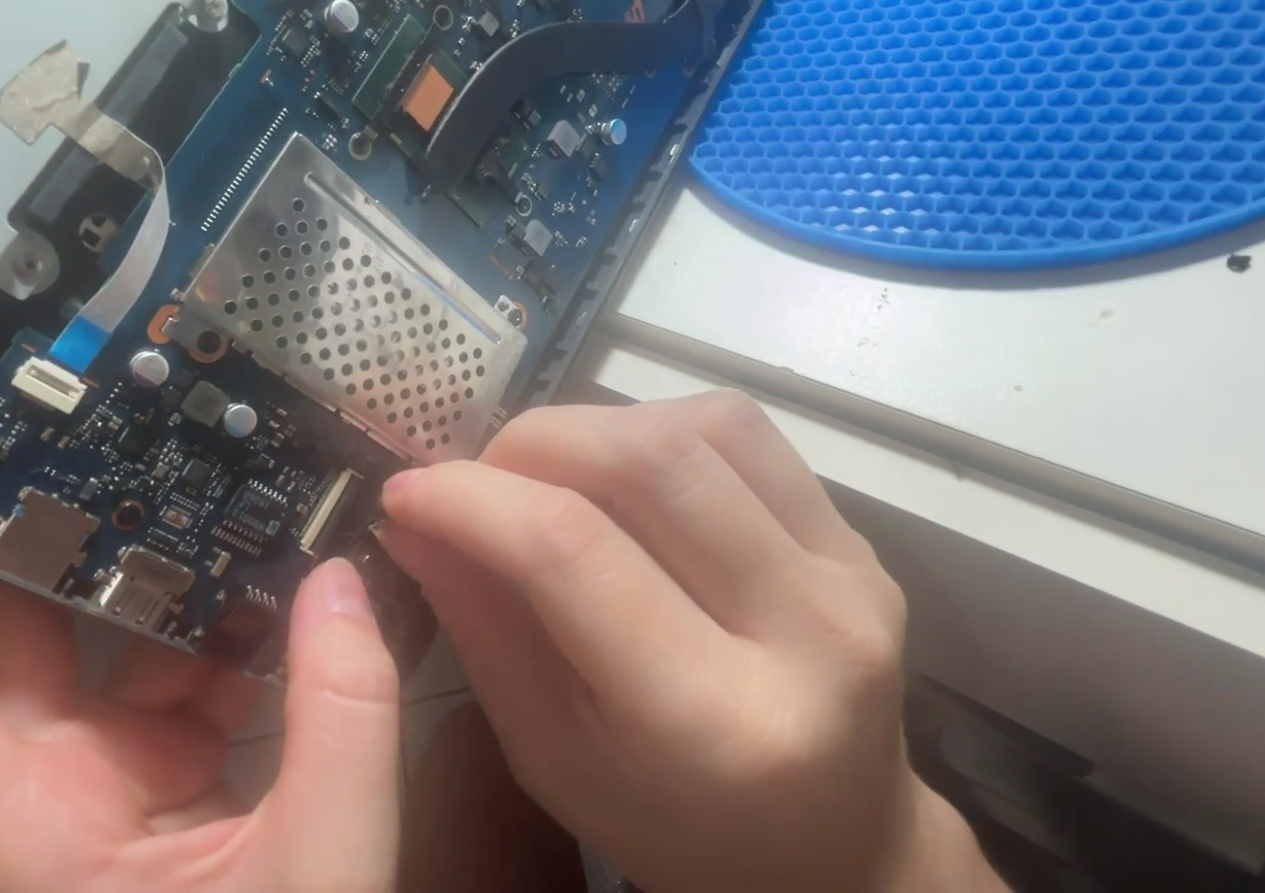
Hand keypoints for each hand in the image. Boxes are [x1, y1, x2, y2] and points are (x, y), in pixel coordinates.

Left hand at [0, 477, 399, 892]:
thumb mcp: (323, 872)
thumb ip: (344, 721)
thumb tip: (339, 577)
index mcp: (25, 847)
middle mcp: (37, 805)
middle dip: (24, 527)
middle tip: (58, 417)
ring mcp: (95, 791)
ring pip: (96, 649)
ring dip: (157, 584)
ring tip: (218, 507)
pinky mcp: (152, 783)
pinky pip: (165, 680)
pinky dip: (214, 639)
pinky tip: (274, 614)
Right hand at [380, 392, 1005, 892]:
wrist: (833, 841)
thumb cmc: (672, 823)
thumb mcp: (550, 753)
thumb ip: (480, 626)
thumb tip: (411, 518)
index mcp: (714, 720)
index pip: (571, 551)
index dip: (471, 499)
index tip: (407, 489)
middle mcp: (804, 631)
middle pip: (642, 463)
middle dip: (528, 444)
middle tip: (477, 478)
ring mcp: (848, 571)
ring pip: (695, 426)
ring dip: (590, 427)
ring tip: (545, 473)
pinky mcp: (857, 538)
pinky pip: (741, 430)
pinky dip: (654, 424)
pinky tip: (619, 469)